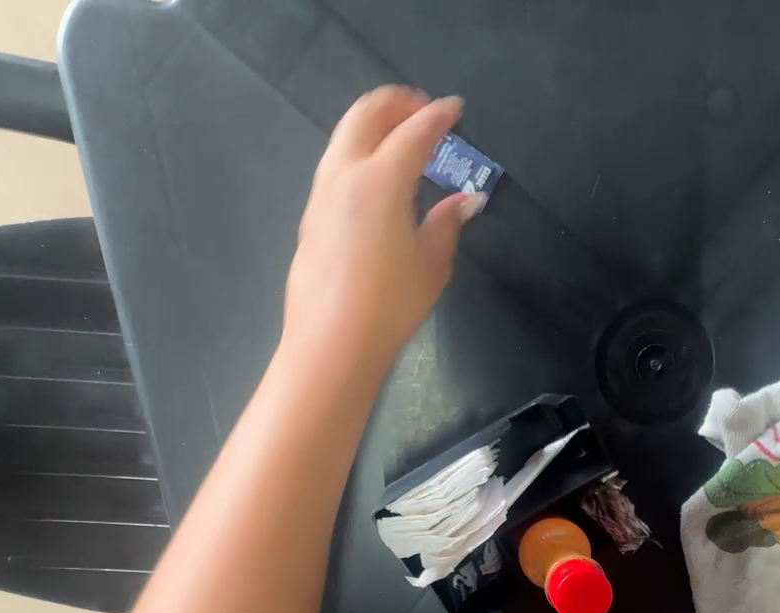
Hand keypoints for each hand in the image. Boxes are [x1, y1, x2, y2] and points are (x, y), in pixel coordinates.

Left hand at [283, 86, 486, 368]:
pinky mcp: (311, 220)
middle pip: (365, 115)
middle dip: (396, 103)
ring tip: (399, 143)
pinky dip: (359, 156)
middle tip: (422, 111)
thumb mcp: (431, 264)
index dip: (439, 117)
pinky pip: (336, 169)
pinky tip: (376, 184)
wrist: (332, 342)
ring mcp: (321, 196)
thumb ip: (448, 223)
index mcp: (380, 181)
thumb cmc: (390, 305)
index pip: (414, 133)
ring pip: (344, 138)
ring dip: (373, 128)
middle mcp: (344, 176)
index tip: (456, 108)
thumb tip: (467, 201)